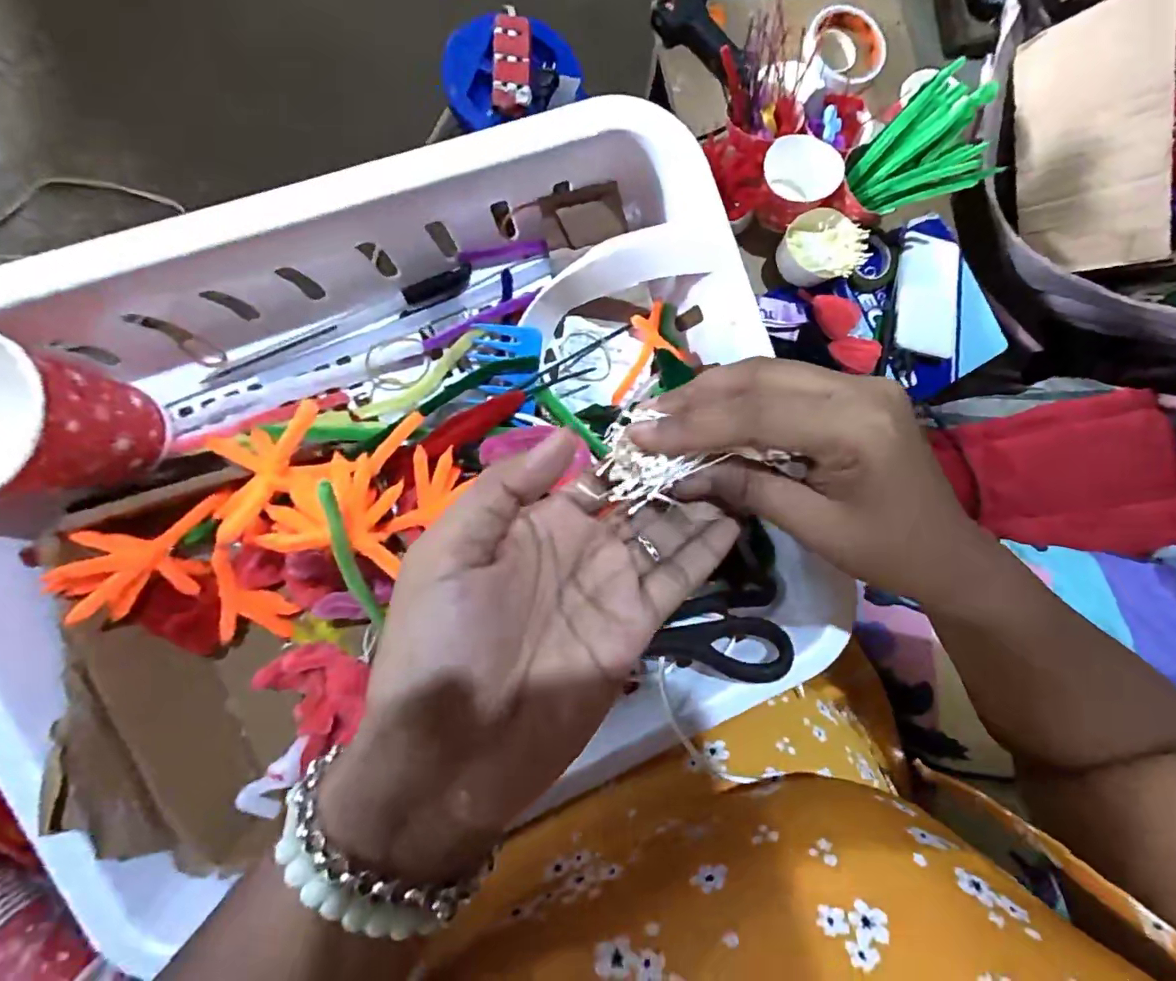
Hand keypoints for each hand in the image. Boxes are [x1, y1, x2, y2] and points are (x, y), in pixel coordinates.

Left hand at [317, 429, 738, 882]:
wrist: (454, 754)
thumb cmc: (438, 645)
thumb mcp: (449, 554)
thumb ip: (505, 490)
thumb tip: (566, 434)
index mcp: (539, 524)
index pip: (596, 474)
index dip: (630, 450)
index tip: (670, 420)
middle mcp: (584, 548)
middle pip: (640, 499)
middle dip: (675, 470)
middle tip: (719, 438)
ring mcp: (615, 586)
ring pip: (667, 532)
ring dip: (698, 502)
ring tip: (736, 466)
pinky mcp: (638, 625)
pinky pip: (677, 579)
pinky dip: (706, 550)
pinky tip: (734, 518)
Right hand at [630, 360, 991, 607]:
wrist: (949, 551)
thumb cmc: (889, 552)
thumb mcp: (816, 529)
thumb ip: (750, 490)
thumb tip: (683, 475)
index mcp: (857, 425)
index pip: (758, 413)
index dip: (694, 423)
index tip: (642, 434)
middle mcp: (861, 388)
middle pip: (762, 378)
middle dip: (699, 396)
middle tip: (648, 416)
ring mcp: (863, 383)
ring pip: (772, 372)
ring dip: (717, 389)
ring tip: (669, 410)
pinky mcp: (859, 390)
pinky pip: (791, 382)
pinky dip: (747, 394)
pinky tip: (714, 406)